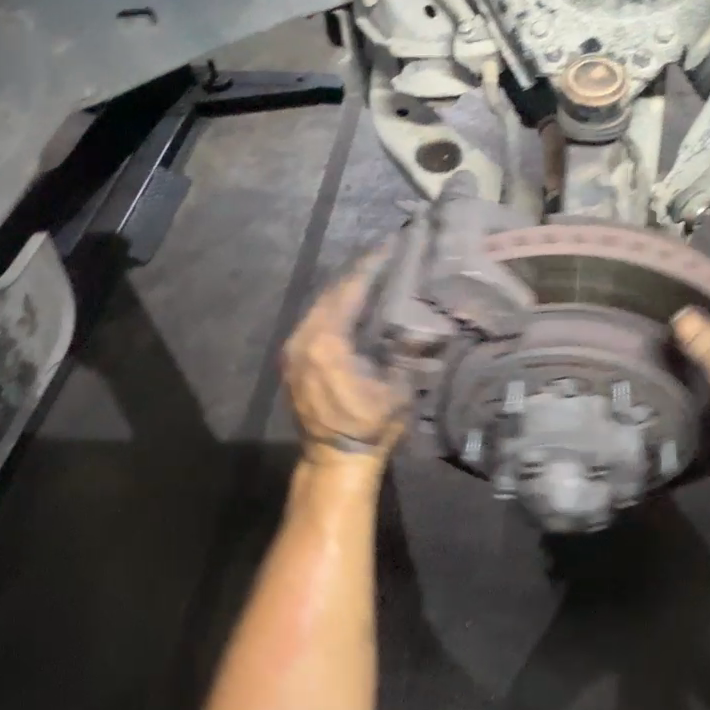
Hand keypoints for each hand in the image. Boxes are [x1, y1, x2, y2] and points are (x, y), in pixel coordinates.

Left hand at [281, 256, 409, 465]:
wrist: (335, 460)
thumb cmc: (370, 425)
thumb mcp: (398, 387)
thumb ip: (405, 349)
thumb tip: (418, 316)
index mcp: (327, 342)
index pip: (350, 291)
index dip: (371, 267)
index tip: (390, 248)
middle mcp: (303, 339)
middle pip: (331, 293)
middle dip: (357, 275)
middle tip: (383, 259)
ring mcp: (293, 350)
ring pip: (319, 307)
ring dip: (344, 291)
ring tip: (371, 278)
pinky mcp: (292, 361)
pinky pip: (312, 323)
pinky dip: (332, 310)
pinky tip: (352, 307)